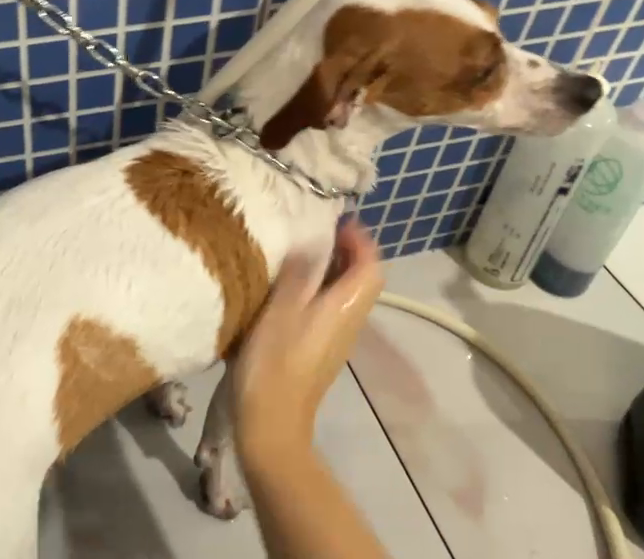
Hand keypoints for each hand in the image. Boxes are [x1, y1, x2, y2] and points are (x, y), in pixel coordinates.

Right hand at [233, 221, 384, 459]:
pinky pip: (330, 307)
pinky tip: (288, 286)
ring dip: (332, 268)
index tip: (337, 220)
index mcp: (345, 307)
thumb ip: (298, 273)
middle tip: (316, 230)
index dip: (360, 240)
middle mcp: (349, 321)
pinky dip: (319, 287)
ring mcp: (336, 338)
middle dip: (347, 250)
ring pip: (346, 293)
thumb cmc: (275, 360)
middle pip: (362, 279)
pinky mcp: (320, 349)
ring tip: (300, 250)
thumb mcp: (281, 308)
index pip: (371, 267)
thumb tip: (310, 244)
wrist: (272, 422)